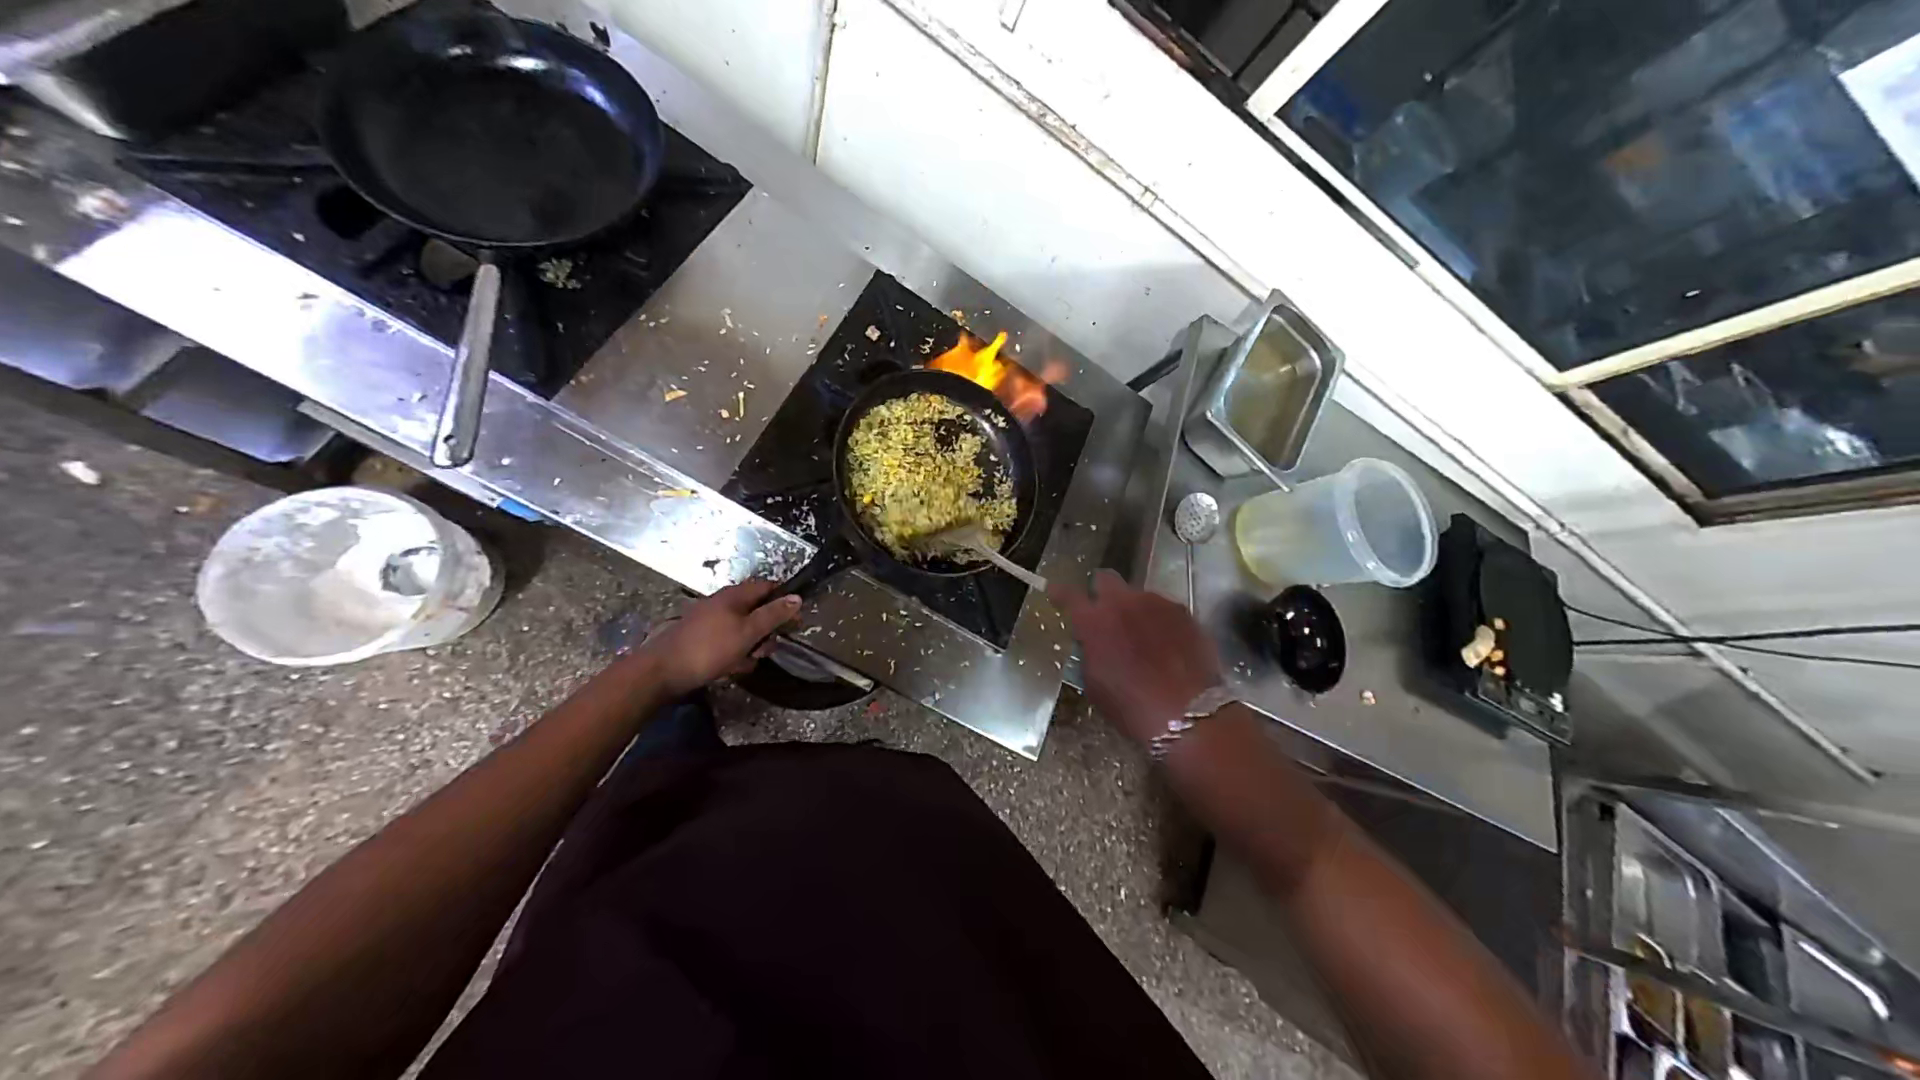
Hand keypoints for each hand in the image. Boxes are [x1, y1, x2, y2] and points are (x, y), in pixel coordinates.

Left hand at [633, 581, 802, 696]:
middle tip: (766, 649)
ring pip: (744, 631)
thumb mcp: (748, 631)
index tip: (795, 620)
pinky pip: (728, 643)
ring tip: (746, 662)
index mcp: (734, 595)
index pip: (767, 587)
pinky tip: (731, 668)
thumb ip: (774, 614)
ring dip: (751, 647)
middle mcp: (722, 603)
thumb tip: (798, 597)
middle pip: (757, 612)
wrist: (662, 671)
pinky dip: (734, 654)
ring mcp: (711, 622)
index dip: (784, 600)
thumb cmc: (710, 648)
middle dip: (766, 631)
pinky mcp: (702, 639)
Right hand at [1049, 570, 1222, 747]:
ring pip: (1138, 594)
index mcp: (1093, 621)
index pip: (1068, 594)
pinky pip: (1163, 608)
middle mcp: (1123, 603)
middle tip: (1103, 611)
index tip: (1056, 593)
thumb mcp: (1094, 683)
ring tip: (1141, 633)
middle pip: (1106, 579)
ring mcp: (1156, 603)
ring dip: (1133, 608)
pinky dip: (1159, 620)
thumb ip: (1089, 652)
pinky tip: (1165, 642)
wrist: (1185, 713)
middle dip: (1101, 591)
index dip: (1060, 593)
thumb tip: (1091, 643)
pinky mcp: (1183, 612)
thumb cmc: (1130, 706)